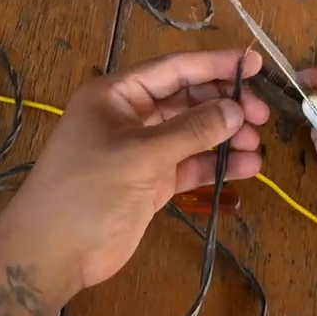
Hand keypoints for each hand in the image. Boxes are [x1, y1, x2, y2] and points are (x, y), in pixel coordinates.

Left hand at [0, 49, 269, 294]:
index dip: (215, 64)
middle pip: (186, 98)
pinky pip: (190, 163)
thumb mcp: (139, 155)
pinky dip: (217, 164)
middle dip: (224, 104)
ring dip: (225, 136)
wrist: (53, 251)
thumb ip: (191, 131)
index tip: (254, 63)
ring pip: (192, 132)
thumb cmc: (88, 190)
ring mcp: (141, 150)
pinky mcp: (151, 181)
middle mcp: (130, 116)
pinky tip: (247, 167)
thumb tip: (236, 110)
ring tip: (257, 145)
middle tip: (262, 114)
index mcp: (117, 94)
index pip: (173, 69)